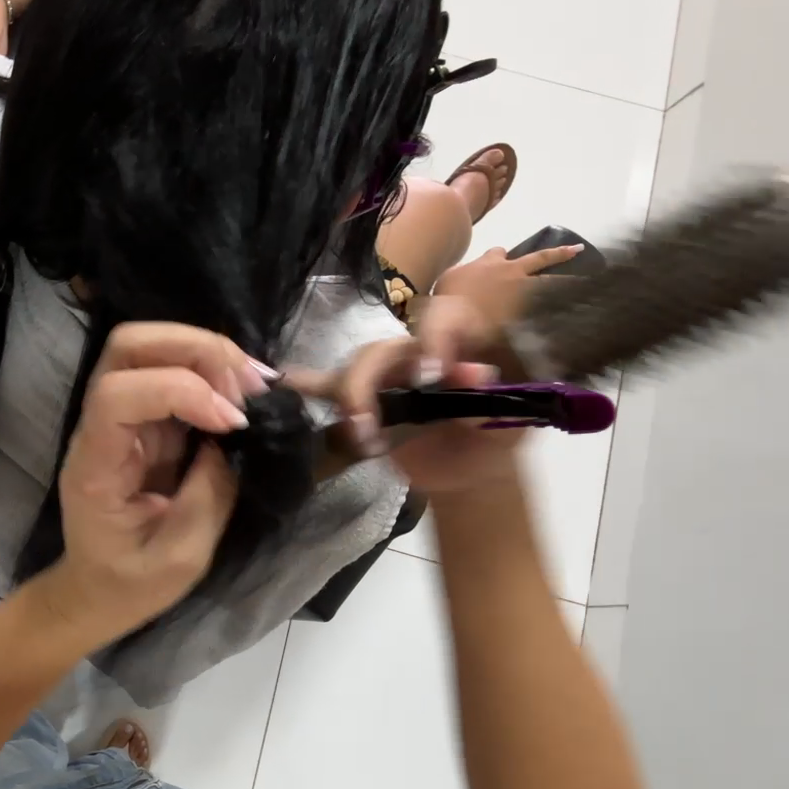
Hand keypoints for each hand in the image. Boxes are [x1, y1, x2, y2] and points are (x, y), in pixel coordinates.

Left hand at [36, 322, 259, 637]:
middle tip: (250, 384)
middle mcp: (98, 430)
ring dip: (206, 353)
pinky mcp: (142, 423)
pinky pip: (171, 373)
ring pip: (149, 349)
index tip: (230, 424)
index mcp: (93, 465)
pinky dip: (211, 371)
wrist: (98, 592)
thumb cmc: (130, 583)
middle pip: (128, 347)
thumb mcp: (180, 556)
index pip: (116, 395)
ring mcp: (119, 421)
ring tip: (254, 386)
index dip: (178, 391)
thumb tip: (235, 437)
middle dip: (194, 348)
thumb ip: (209, 493)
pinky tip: (244, 393)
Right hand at [282, 297, 523, 497]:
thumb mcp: (507, 424)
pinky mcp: (359, 401)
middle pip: (381, 349)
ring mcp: (383, 375)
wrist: (472, 470)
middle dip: (367, 383)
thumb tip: (479, 377)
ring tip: (359, 438)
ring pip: (354, 369)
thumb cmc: (493, 441)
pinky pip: (325, 387)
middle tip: (368, 425)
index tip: (428, 377)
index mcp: (459, 344)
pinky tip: (282, 385)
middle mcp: (414, 352)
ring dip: (348, 399)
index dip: (432, 340)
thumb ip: (493, 401)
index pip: (444, 318)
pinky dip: (303, 385)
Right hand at [433, 242, 582, 329]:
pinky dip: (558, 301)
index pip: (497, 252)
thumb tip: (466, 279)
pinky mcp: (525, 309)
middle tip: (577, 250)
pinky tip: (571, 303)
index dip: (499, 257)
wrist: (455, 320)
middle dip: (557, 254)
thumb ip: (460, 277)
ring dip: (567, 278)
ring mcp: (521, 289)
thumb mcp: (446, 282)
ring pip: (551, 280)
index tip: (500, 260)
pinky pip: (545, 302)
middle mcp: (510, 271)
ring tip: (584, 277)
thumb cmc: (443, 301)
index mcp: (487, 263)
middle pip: (538, 258)